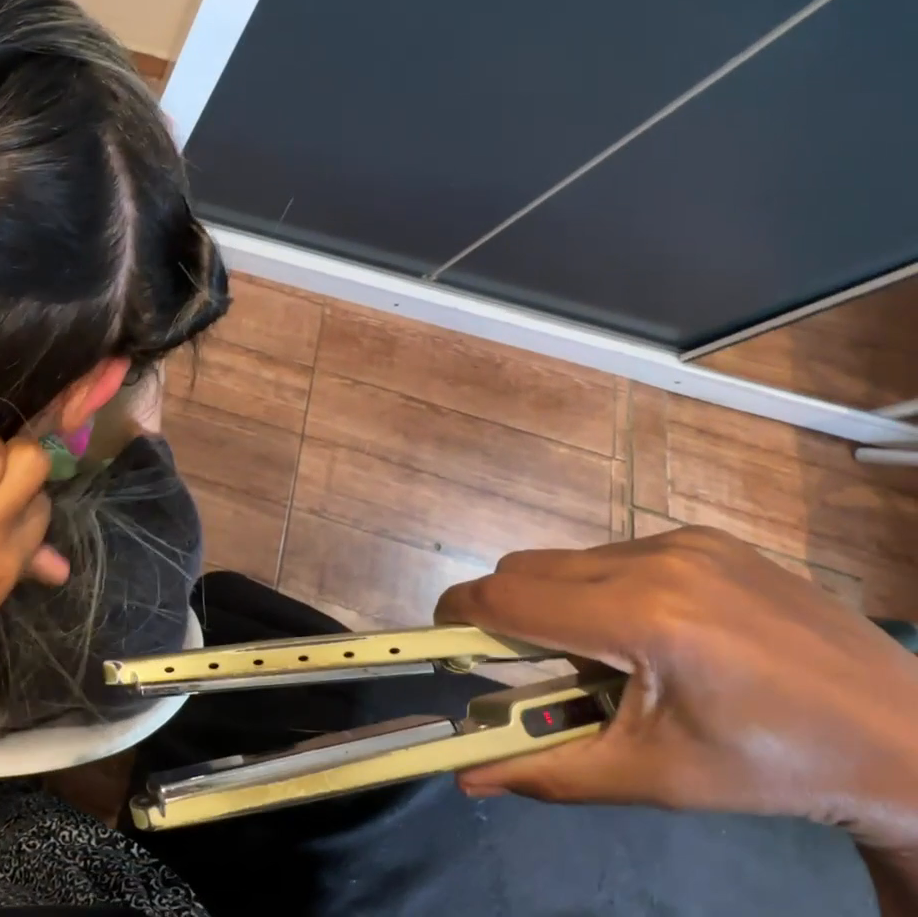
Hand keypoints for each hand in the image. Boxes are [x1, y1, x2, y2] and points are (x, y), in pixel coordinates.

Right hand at [436, 527, 917, 851]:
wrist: (914, 742)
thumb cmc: (775, 769)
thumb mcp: (653, 778)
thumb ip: (545, 770)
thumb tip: (465, 779)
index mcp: (641, 619)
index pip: (502, 598)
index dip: (456, 616)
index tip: (445, 641)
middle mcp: (654, 562)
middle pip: (523, 569)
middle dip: (506, 612)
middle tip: (533, 665)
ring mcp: (685, 542)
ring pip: (566, 560)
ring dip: (558, 601)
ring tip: (609, 655)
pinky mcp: (709, 538)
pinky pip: (615, 554)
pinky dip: (604, 588)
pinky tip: (658, 633)